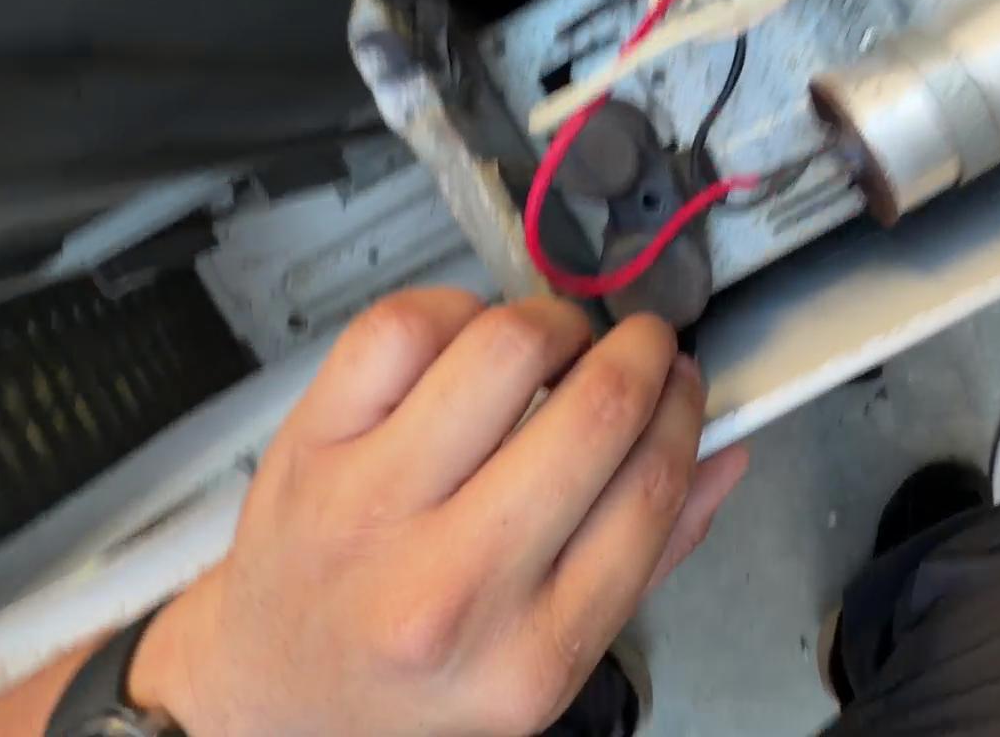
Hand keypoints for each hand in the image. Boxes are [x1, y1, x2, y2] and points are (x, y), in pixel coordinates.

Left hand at [128, 290, 748, 736]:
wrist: (276, 691)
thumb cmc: (416, 678)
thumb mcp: (554, 651)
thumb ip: (653, 551)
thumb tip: (723, 454)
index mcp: (530, 651)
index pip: (650, 486)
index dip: (684, 408)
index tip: (682, 380)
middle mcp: (451, 583)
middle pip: (594, 409)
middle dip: (641, 349)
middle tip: (639, 344)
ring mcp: (371, 506)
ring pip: (504, 346)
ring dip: (557, 322)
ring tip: (557, 342)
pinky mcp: (311, 444)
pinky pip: (406, 325)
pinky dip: (460, 307)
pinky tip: (470, 339)